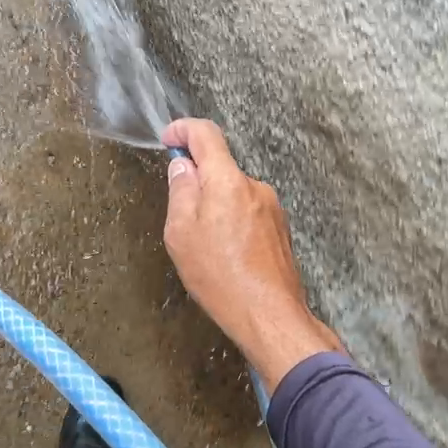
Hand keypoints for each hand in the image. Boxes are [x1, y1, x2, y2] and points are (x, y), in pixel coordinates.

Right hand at [162, 119, 342, 388]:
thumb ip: (180, 191)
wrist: (270, 318)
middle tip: (179, 214)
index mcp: (227, 180)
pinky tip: (224, 256)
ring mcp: (271, 209)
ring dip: (214, 205)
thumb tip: (183, 167)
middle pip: (219, 166)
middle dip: (196, 180)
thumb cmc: (219, 275)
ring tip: (203, 246)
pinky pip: (247, 212)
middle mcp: (254, 187)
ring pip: (232, 193)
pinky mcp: (279, 231)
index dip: (182, 129)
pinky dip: (230, 222)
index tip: (167, 139)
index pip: (206, 134)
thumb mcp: (181, 232)